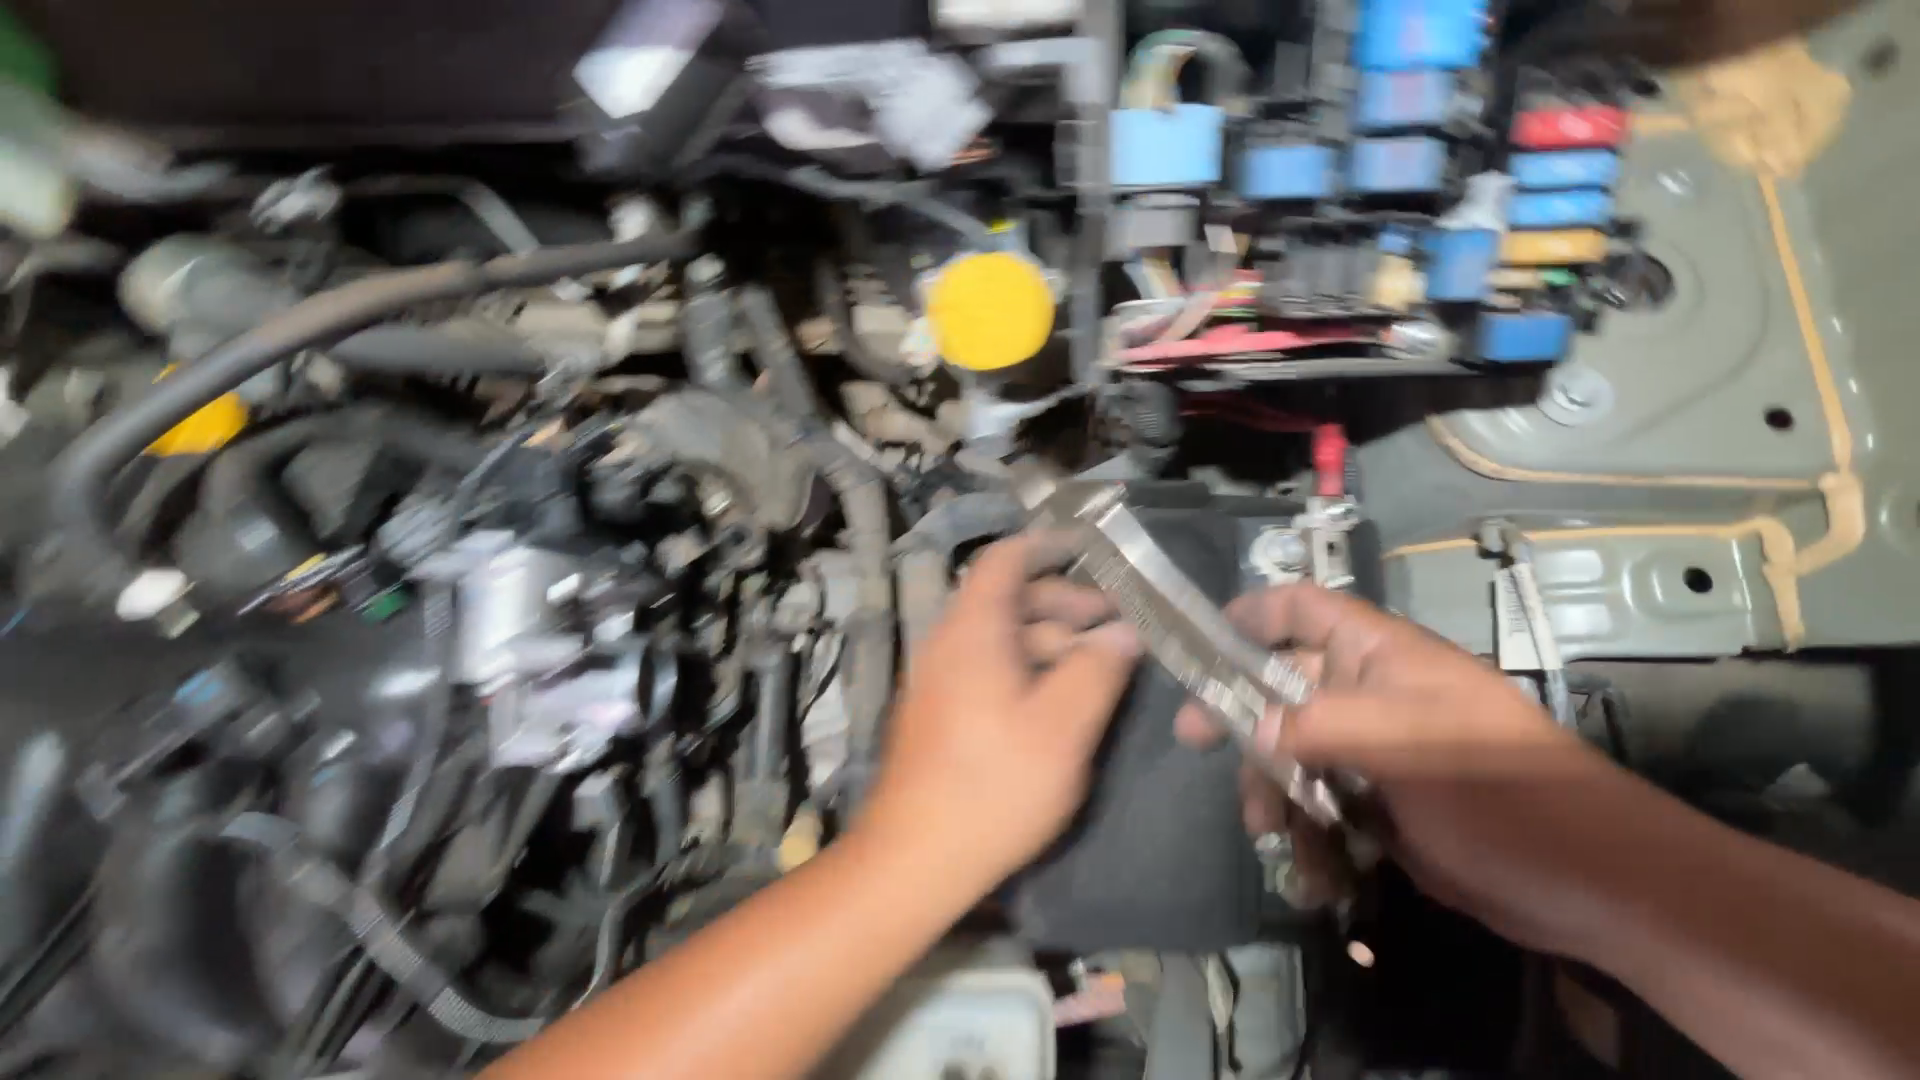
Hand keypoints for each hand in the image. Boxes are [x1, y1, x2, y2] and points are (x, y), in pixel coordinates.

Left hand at [860, 534, 1142, 892]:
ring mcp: (937, 679)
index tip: (1091, 551)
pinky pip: (986, 669)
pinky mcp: (938, 712)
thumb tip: (1123, 631)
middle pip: (1007, 599)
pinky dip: (1026, 669)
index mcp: (972, 631)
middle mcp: (947, 643)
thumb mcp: (1061, 728)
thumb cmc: (993, 787)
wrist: (913, 859)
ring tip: (1096, 667)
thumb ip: (1096, 670)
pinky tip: (1057, 702)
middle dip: (1064, 604)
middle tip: (1115, 626)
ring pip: (1000, 638)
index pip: (1005, 560)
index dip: (1047, 547)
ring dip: (1049, 641)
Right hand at [1176, 584, 1633, 954]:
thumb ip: (1313, 725)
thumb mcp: (1401, 744)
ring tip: (1273, 835)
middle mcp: (1369, 694)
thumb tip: (1245, 724)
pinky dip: (1309, 836)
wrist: (1593, 883)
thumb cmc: (1495, 789)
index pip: (1303, 607)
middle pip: (1279, 686)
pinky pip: (1319, 807)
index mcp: (1377, 656)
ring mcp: (1373, 752)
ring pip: (1292, 754)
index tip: (1199, 642)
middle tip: (1192, 742)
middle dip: (1239, 718)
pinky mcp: (1380, 806)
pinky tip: (1316, 872)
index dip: (1250, 612)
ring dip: (1273, 792)